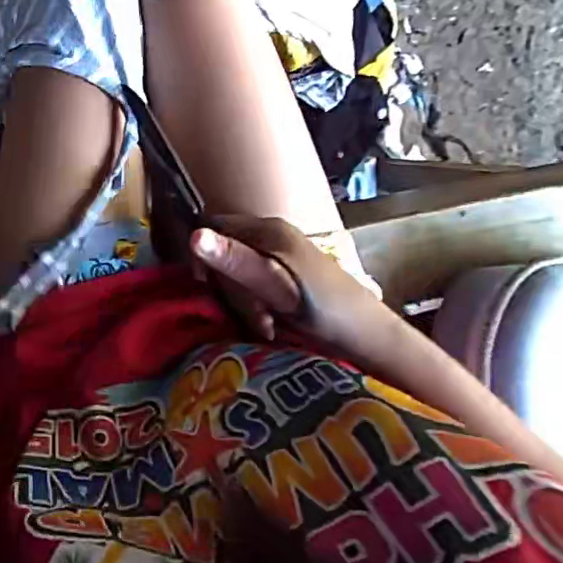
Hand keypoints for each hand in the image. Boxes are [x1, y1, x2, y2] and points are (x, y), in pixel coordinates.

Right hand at [190, 215, 403, 361]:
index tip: (205, 285)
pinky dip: (255, 304)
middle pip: (224, 250)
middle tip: (251, 313)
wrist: (369, 336)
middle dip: (229, 285)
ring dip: (243, 300)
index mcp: (268, 230)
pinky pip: (254, 282)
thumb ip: (235, 261)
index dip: (202, 254)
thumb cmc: (324, 309)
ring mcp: (281, 253)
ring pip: (238, 270)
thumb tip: (193, 236)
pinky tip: (270, 323)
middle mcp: (272, 235)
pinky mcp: (287, 273)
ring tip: (265, 322)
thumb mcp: (274, 288)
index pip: (212, 226)